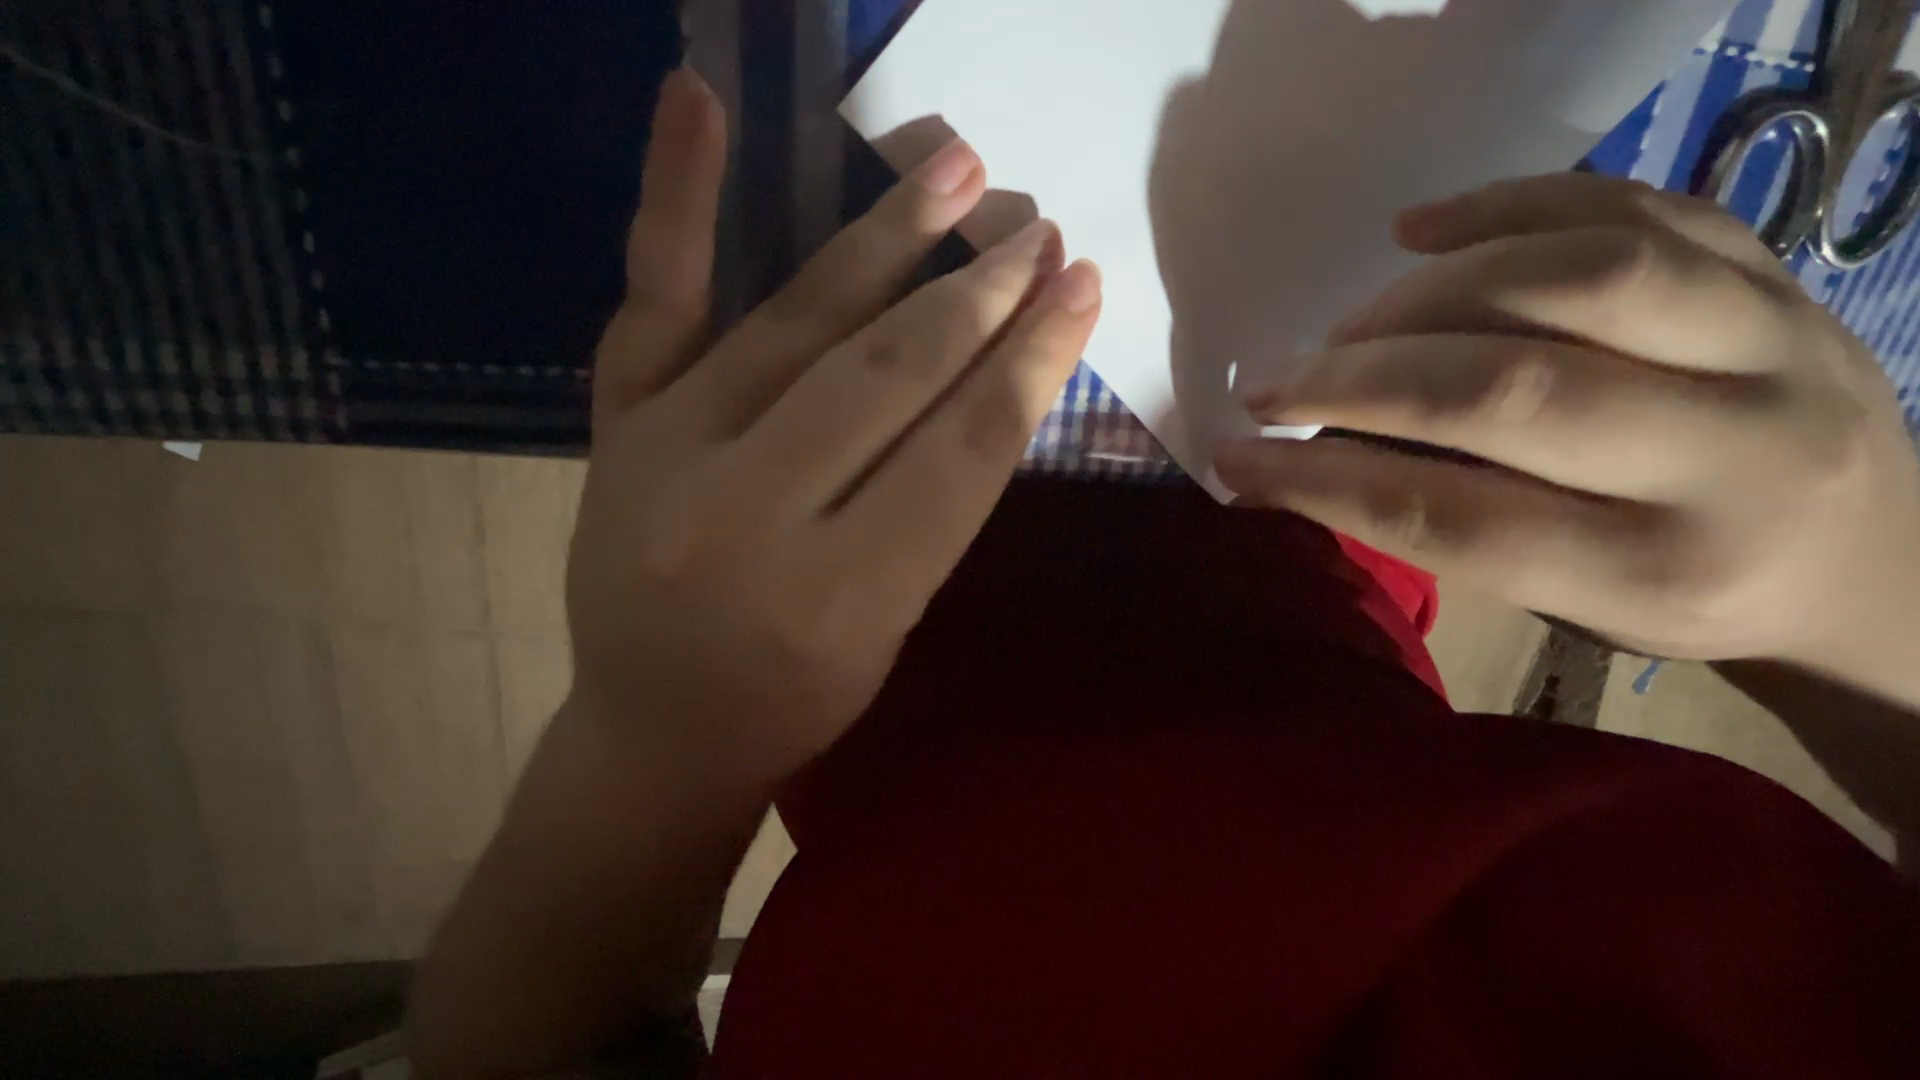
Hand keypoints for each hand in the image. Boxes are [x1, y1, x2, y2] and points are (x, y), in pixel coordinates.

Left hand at [567, 69, 1101, 787]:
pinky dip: (676, 197)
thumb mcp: (891, 630)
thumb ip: (936, 514)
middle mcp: (751, 518)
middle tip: (1037, 230)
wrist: (653, 732)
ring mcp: (670, 456)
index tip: (1082, 288)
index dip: (1032, 363)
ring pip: (798, 325)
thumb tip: (996, 378)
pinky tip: (699, 98)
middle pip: (889, 378)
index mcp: (841, 597)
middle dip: (978, 298)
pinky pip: (652, 300)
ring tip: (960, 170)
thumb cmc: (794, 701)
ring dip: (888, 240)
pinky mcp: (619, 425)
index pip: (961, 453)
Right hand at [1215, 172, 1919, 668]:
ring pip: (1580, 279)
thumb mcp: (1563, 599)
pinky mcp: (1777, 272)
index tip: (1235, 458)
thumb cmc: (1678, 596)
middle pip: (1511, 393)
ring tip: (1350, 326)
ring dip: (1424, 296)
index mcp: (1660, 572)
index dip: (1321, 482)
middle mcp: (1733, 456)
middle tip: (1269, 383)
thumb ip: (1444, 524)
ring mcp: (1774, 343)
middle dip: (1357, 381)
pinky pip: (1635, 207)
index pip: (1453, 516)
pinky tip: (1420, 230)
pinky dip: (1509, 205)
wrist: (1868, 555)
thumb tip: (1307, 454)